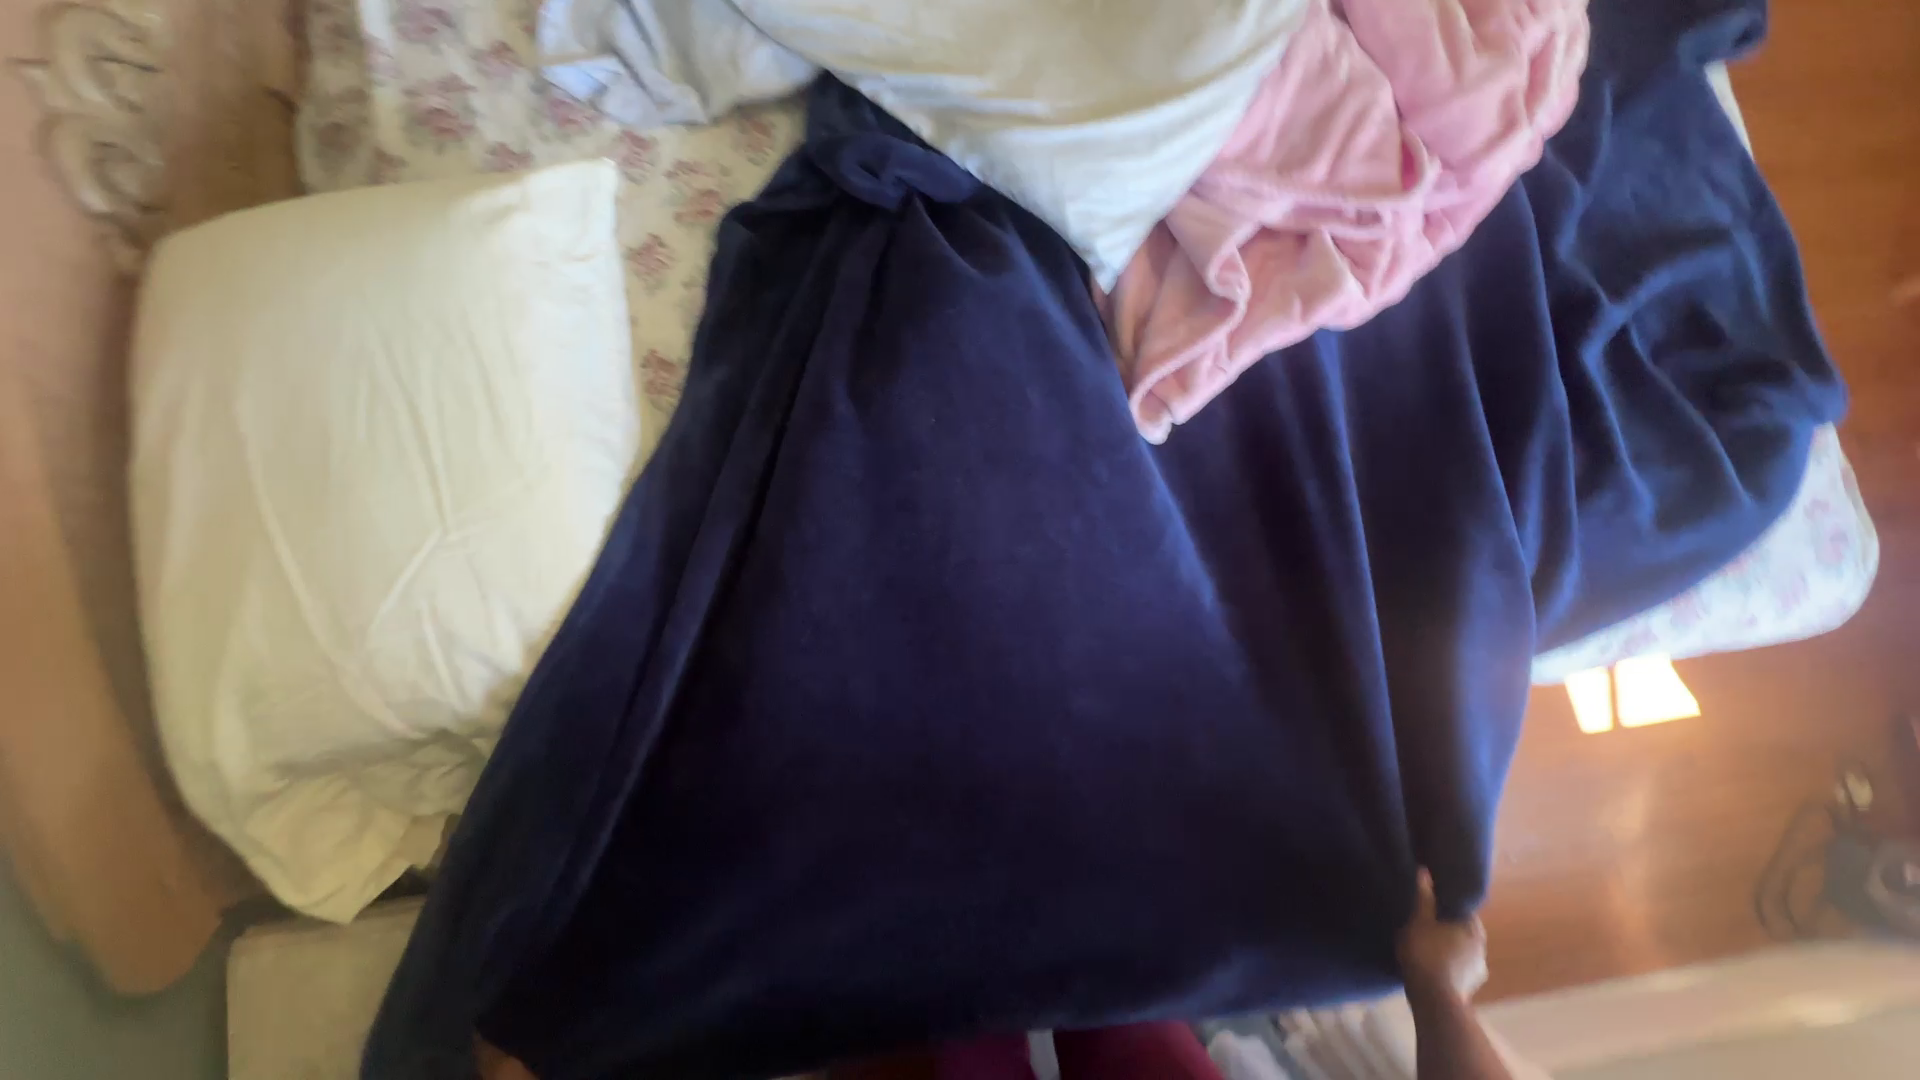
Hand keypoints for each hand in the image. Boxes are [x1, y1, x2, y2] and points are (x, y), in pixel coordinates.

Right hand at [1396, 868, 1487, 1003]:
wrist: (1435, 998)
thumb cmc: (1426, 953)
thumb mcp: (1419, 921)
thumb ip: (1424, 898)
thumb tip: (1425, 872)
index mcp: (1472, 928)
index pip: (1465, 909)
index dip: (1449, 905)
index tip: (1435, 902)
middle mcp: (1482, 947)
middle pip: (1466, 930)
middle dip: (1450, 926)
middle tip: (1429, 923)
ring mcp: (1479, 969)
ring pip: (1464, 950)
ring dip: (1451, 946)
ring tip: (1430, 945)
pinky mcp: (1472, 986)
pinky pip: (1461, 967)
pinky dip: (1451, 963)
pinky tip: (1435, 965)